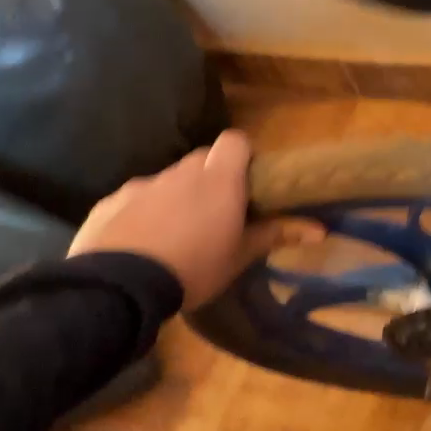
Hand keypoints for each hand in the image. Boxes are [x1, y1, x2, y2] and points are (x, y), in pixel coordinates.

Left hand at [68, 130, 318, 309]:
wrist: (117, 289)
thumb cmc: (195, 267)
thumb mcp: (241, 256)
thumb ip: (277, 234)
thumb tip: (322, 231)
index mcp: (219, 180)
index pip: (235, 141)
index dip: (243, 153)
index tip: (249, 177)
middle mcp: (180, 174)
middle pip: (201, 159)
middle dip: (211, 176)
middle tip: (217, 209)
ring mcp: (140, 187)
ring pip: (167, 180)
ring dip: (176, 196)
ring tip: (175, 231)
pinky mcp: (107, 204)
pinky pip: (133, 200)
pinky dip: (141, 212)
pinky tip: (140, 241)